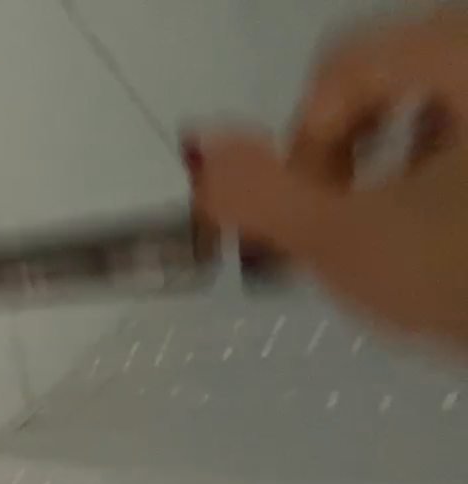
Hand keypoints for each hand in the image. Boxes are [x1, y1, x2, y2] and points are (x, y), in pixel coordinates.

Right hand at [189, 8, 467, 347]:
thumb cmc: (458, 270)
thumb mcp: (339, 237)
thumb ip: (256, 192)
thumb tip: (198, 144)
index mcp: (464, 57)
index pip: (347, 66)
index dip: (301, 139)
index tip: (308, 207)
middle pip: (392, 71)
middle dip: (345, 146)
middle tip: (342, 215)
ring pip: (440, 92)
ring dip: (396, 152)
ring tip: (395, 219)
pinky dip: (446, 159)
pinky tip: (445, 215)